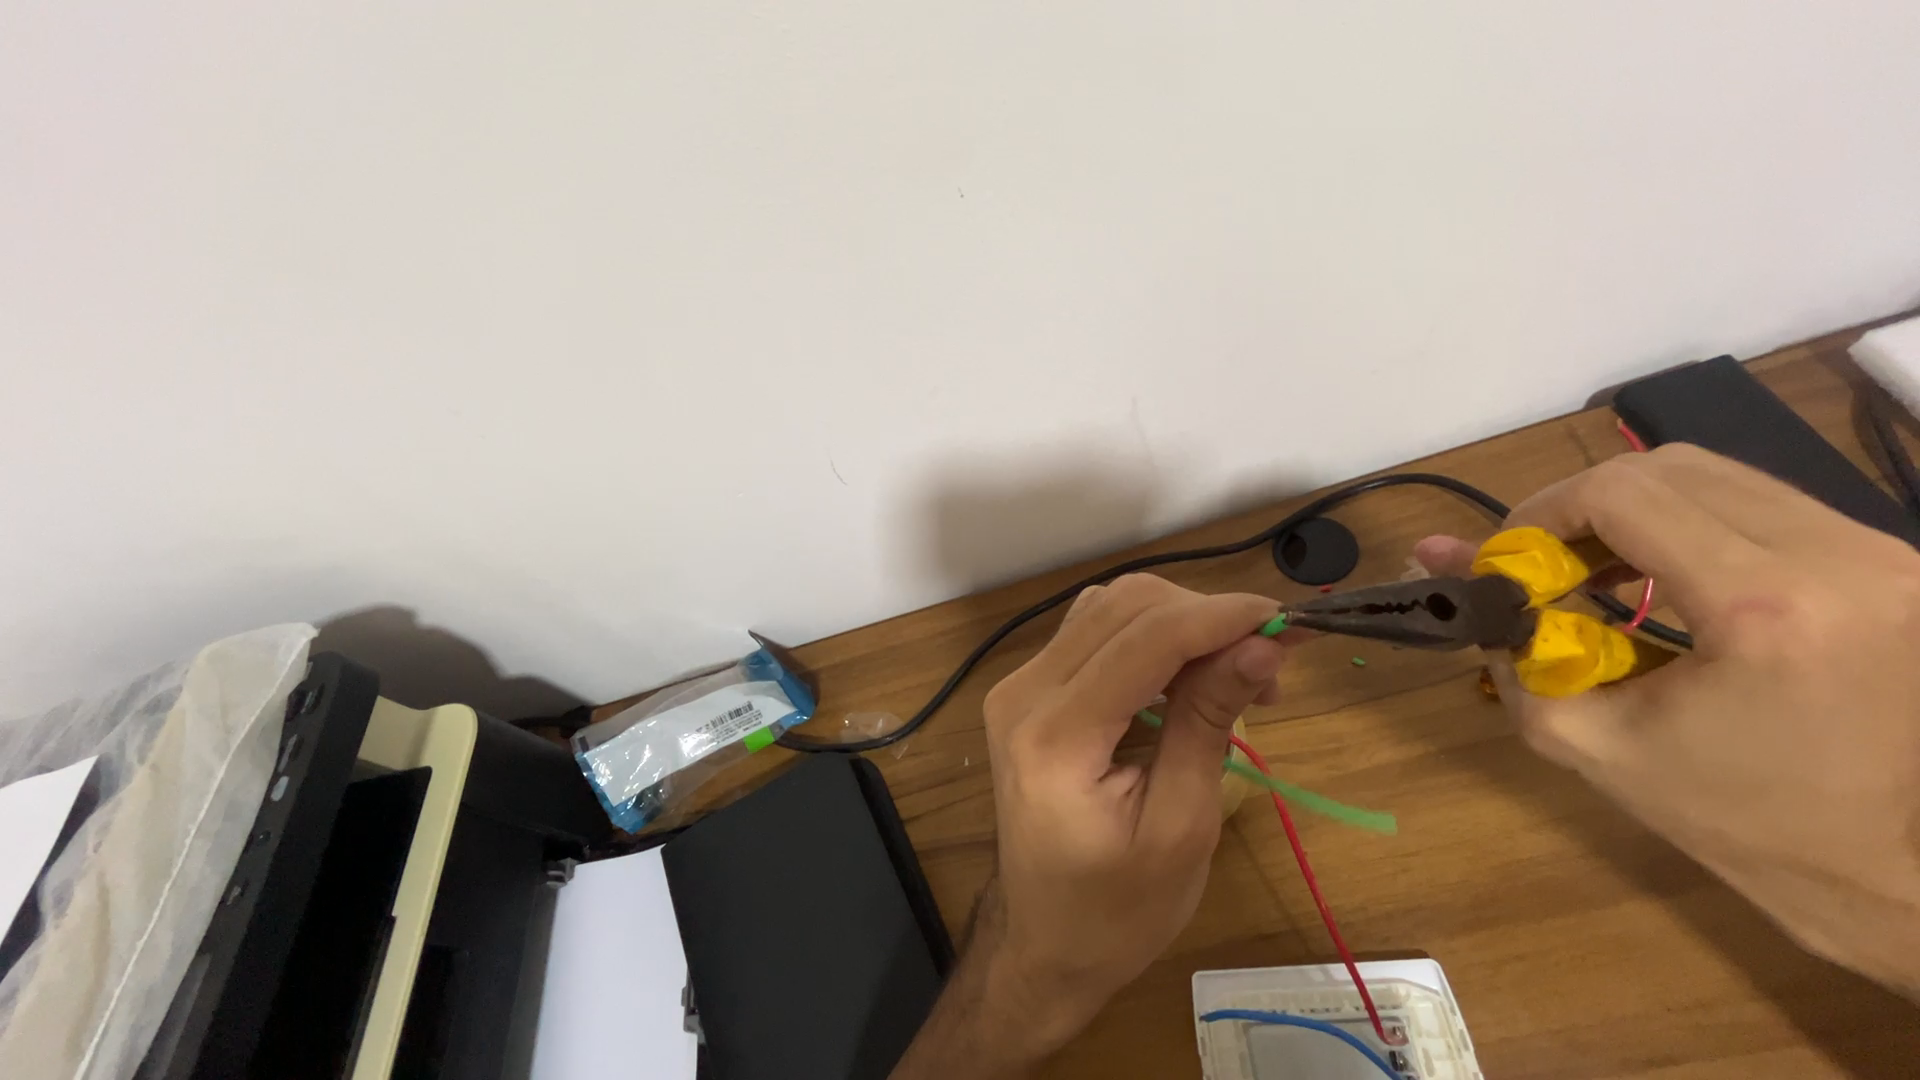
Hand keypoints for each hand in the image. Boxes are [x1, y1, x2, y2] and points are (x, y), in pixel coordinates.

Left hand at [889, 574, 1290, 1078]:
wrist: (1043, 941)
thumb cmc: (1117, 911)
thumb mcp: (1180, 828)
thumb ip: (1210, 725)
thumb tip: (1262, 646)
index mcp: (1054, 736)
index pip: (1145, 639)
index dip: (1221, 617)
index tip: (1289, 620)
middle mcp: (1022, 692)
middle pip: (1124, 607)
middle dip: (1205, 616)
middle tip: (1269, 663)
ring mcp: (1018, 686)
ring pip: (1109, 608)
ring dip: (1180, 621)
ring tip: (1235, 673)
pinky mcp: (1027, 690)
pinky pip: (1094, 632)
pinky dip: (1150, 637)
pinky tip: (1188, 675)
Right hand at [1418, 444, 1919, 995]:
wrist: (1898, 867)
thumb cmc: (1732, 816)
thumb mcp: (1584, 737)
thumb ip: (1504, 641)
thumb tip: (1432, 554)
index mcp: (1764, 607)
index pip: (1620, 494)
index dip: (1538, 514)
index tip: (1508, 563)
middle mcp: (1841, 559)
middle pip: (1663, 469)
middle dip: (1576, 510)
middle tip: (1541, 566)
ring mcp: (1883, 554)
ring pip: (1711, 477)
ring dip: (1627, 513)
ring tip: (1590, 573)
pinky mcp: (1891, 561)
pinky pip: (1755, 504)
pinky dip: (1681, 524)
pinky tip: (1654, 576)